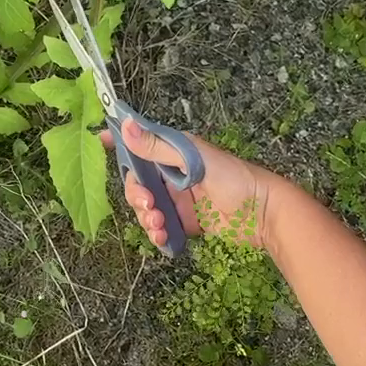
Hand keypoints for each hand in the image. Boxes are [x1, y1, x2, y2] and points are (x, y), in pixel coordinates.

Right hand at [102, 119, 283, 249]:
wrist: (264, 216)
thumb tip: (125, 125)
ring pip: (147, 208)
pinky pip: (161, 228)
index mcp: (175, 151)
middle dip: (137, 196)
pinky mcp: (186, 223)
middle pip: (138, 182)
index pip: (140, 143)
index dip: (120, 143)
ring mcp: (179, 199)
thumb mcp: (194, 160)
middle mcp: (173, 173)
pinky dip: (157, 235)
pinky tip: (164, 239)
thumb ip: (158, 147)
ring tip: (160, 227)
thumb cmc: (234, 178)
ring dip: (146, 219)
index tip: (100, 142)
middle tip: (149, 206)